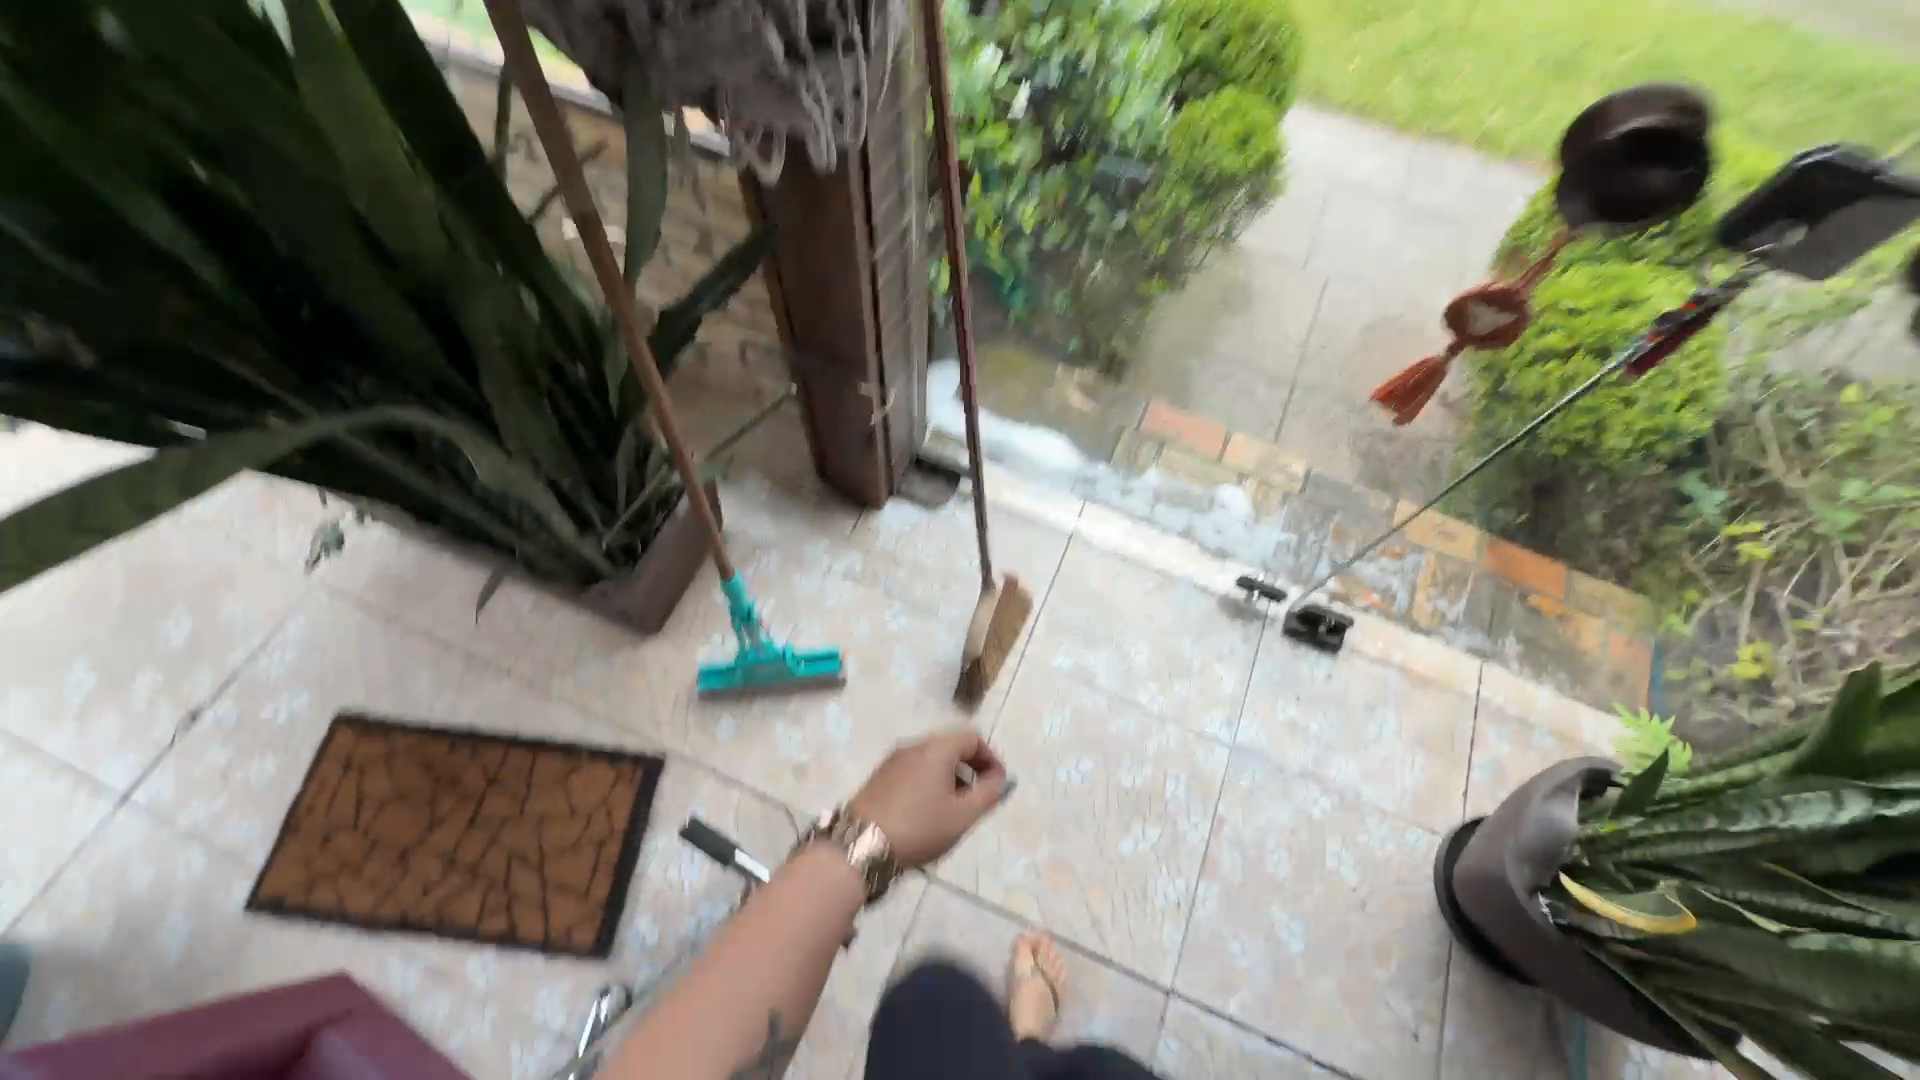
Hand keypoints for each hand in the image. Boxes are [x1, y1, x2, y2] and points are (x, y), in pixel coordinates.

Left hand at [848, 730, 1007, 868]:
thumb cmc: (919, 827)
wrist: (860, 845)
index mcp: (937, 748)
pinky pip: (914, 770)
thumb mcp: (962, 816)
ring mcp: (893, 760)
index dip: (991, 759)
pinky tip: (927, 813)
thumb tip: (1001, 779)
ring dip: (950, 778)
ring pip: (931, 760)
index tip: (997, 785)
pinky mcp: (879, 776)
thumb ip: (988, 794)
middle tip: (978, 799)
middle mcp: (914, 745)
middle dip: (971, 769)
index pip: (973, 738)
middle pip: (951, 746)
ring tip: (954, 810)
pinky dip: (929, 783)